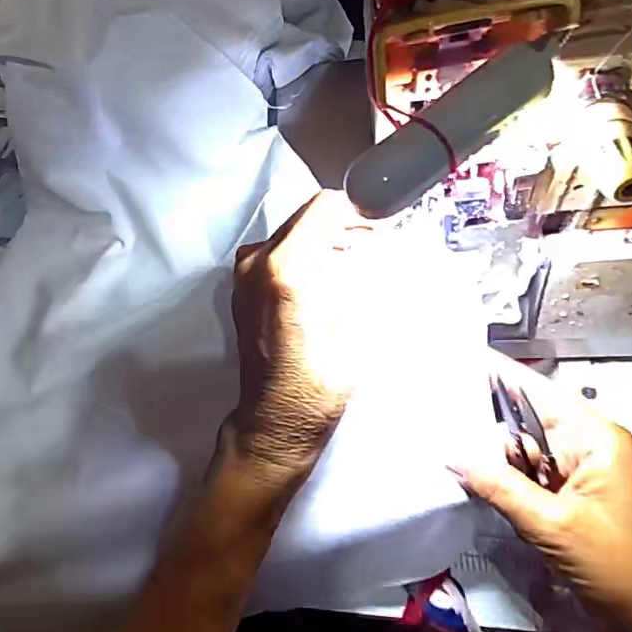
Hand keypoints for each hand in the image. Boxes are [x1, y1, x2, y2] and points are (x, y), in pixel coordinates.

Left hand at [223, 190, 368, 489]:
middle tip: (376, 244)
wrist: (271, 422)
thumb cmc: (314, 390)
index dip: (357, 211)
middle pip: (306, 217)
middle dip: (345, 225)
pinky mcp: (243, 286)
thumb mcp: (357, 334)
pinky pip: (280, 251)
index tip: (381, 224)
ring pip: (293, 233)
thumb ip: (369, 283)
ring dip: (326, 239)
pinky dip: (307, 253)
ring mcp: (243, 274)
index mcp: (284, 272)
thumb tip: (388, 253)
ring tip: (357, 261)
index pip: (323, 209)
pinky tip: (329, 276)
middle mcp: (255, 264)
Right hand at [452, 351, 631, 631]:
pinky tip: (479, 483)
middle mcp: (588, 448)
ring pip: (521, 452)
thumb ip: (498, 485)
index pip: (535, 390)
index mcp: (595, 438)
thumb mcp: (553, 524)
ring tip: (455, 454)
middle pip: (522, 421)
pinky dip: (505, 482)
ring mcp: (578, 475)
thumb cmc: (628, 571)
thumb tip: (453, 457)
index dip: (496, 375)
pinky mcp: (570, 501)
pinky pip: (527, 478)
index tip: (457, 361)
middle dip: (486, 427)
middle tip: (442, 421)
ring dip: (495, 460)